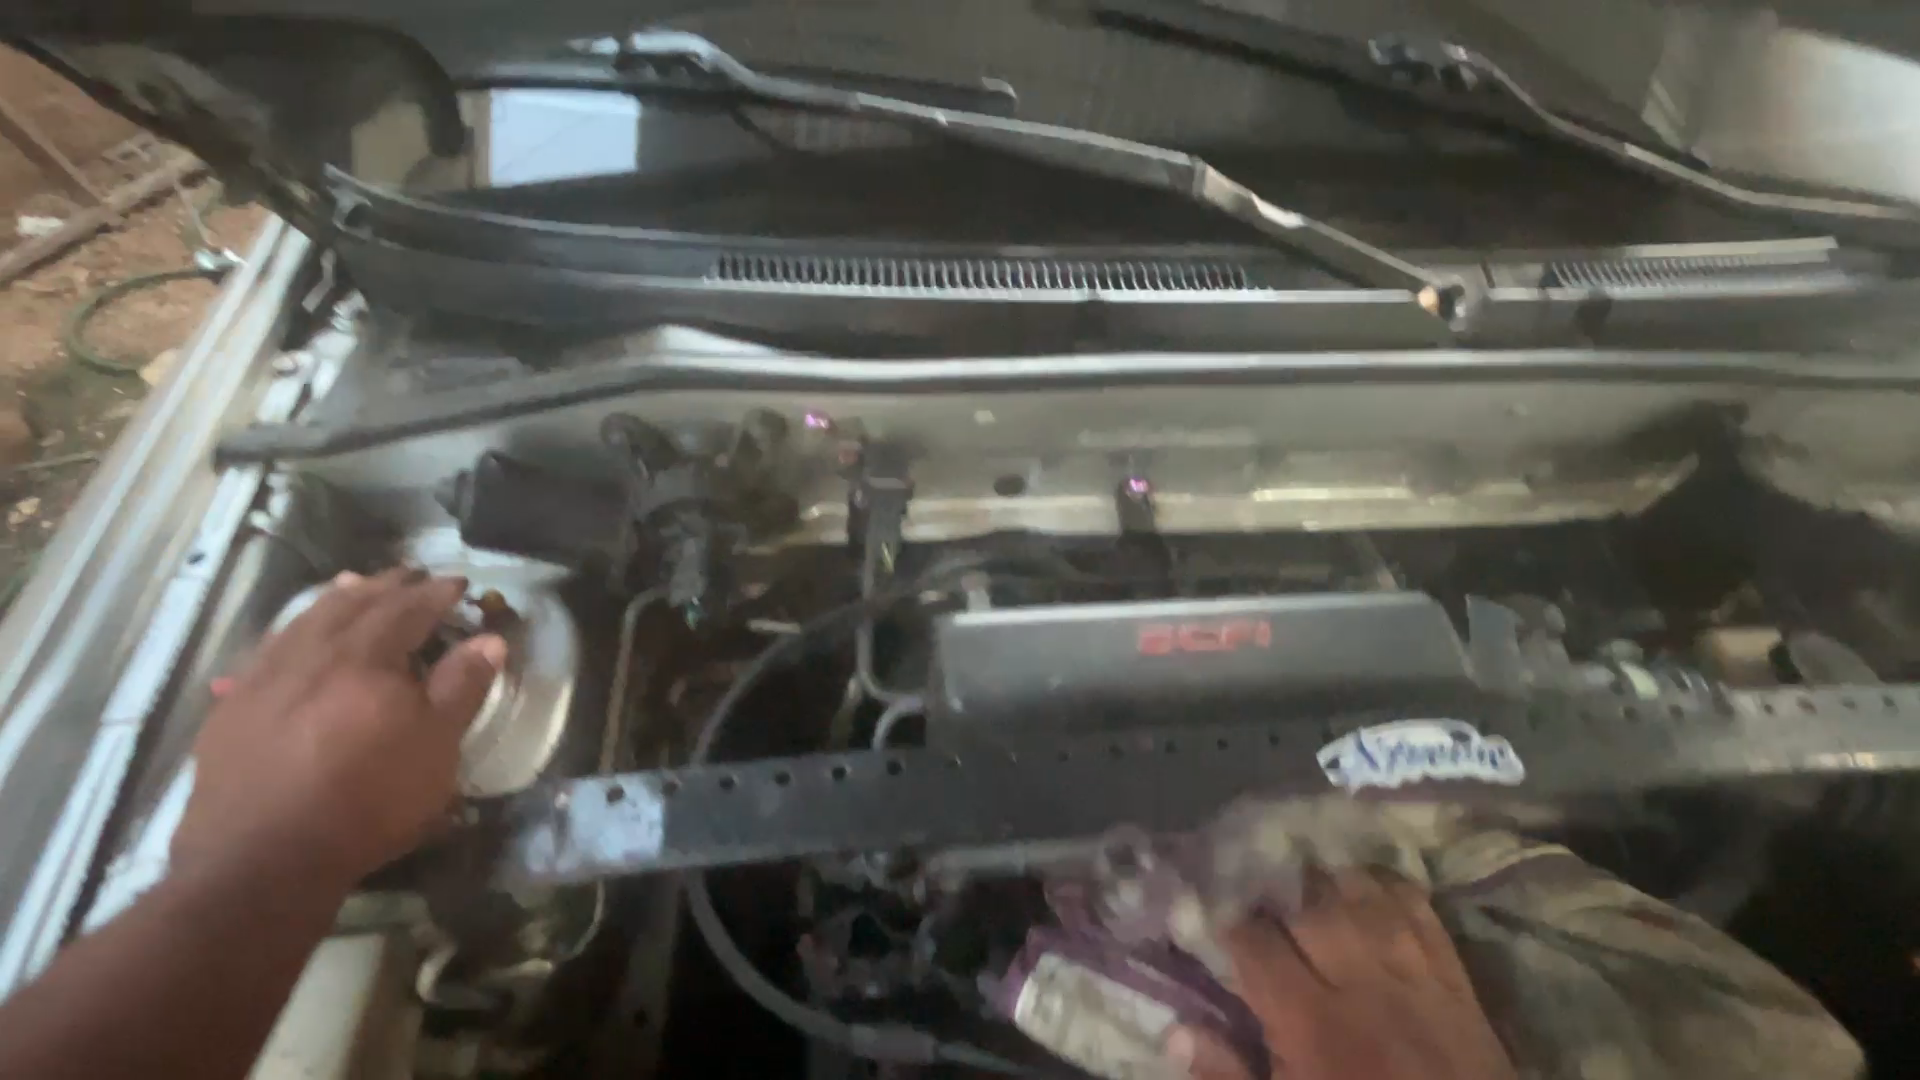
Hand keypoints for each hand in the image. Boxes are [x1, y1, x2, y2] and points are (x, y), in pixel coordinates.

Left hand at [173, 569, 505, 884]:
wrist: (262, 864)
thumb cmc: (369, 801)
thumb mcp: (437, 745)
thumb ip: (462, 686)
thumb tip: (489, 638)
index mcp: (365, 661)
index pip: (405, 610)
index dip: (435, 594)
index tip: (458, 584)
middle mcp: (309, 658)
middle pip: (349, 606)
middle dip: (384, 586)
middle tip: (409, 574)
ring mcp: (260, 684)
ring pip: (301, 624)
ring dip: (334, 600)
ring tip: (352, 585)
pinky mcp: (229, 716)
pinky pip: (263, 655)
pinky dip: (289, 634)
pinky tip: (291, 640)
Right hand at [1167, 870, 1516, 1079]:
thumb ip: (1229, 1077)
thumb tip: (1177, 1029)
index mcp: (1312, 1024)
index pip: (1255, 944)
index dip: (1226, 921)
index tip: (1209, 911)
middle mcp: (1362, 988)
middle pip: (1309, 906)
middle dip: (1275, 886)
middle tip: (1251, 881)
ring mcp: (1416, 980)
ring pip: (1365, 897)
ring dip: (1327, 875)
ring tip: (1301, 869)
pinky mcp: (1459, 986)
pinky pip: (1422, 914)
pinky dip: (1391, 887)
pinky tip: (1364, 879)